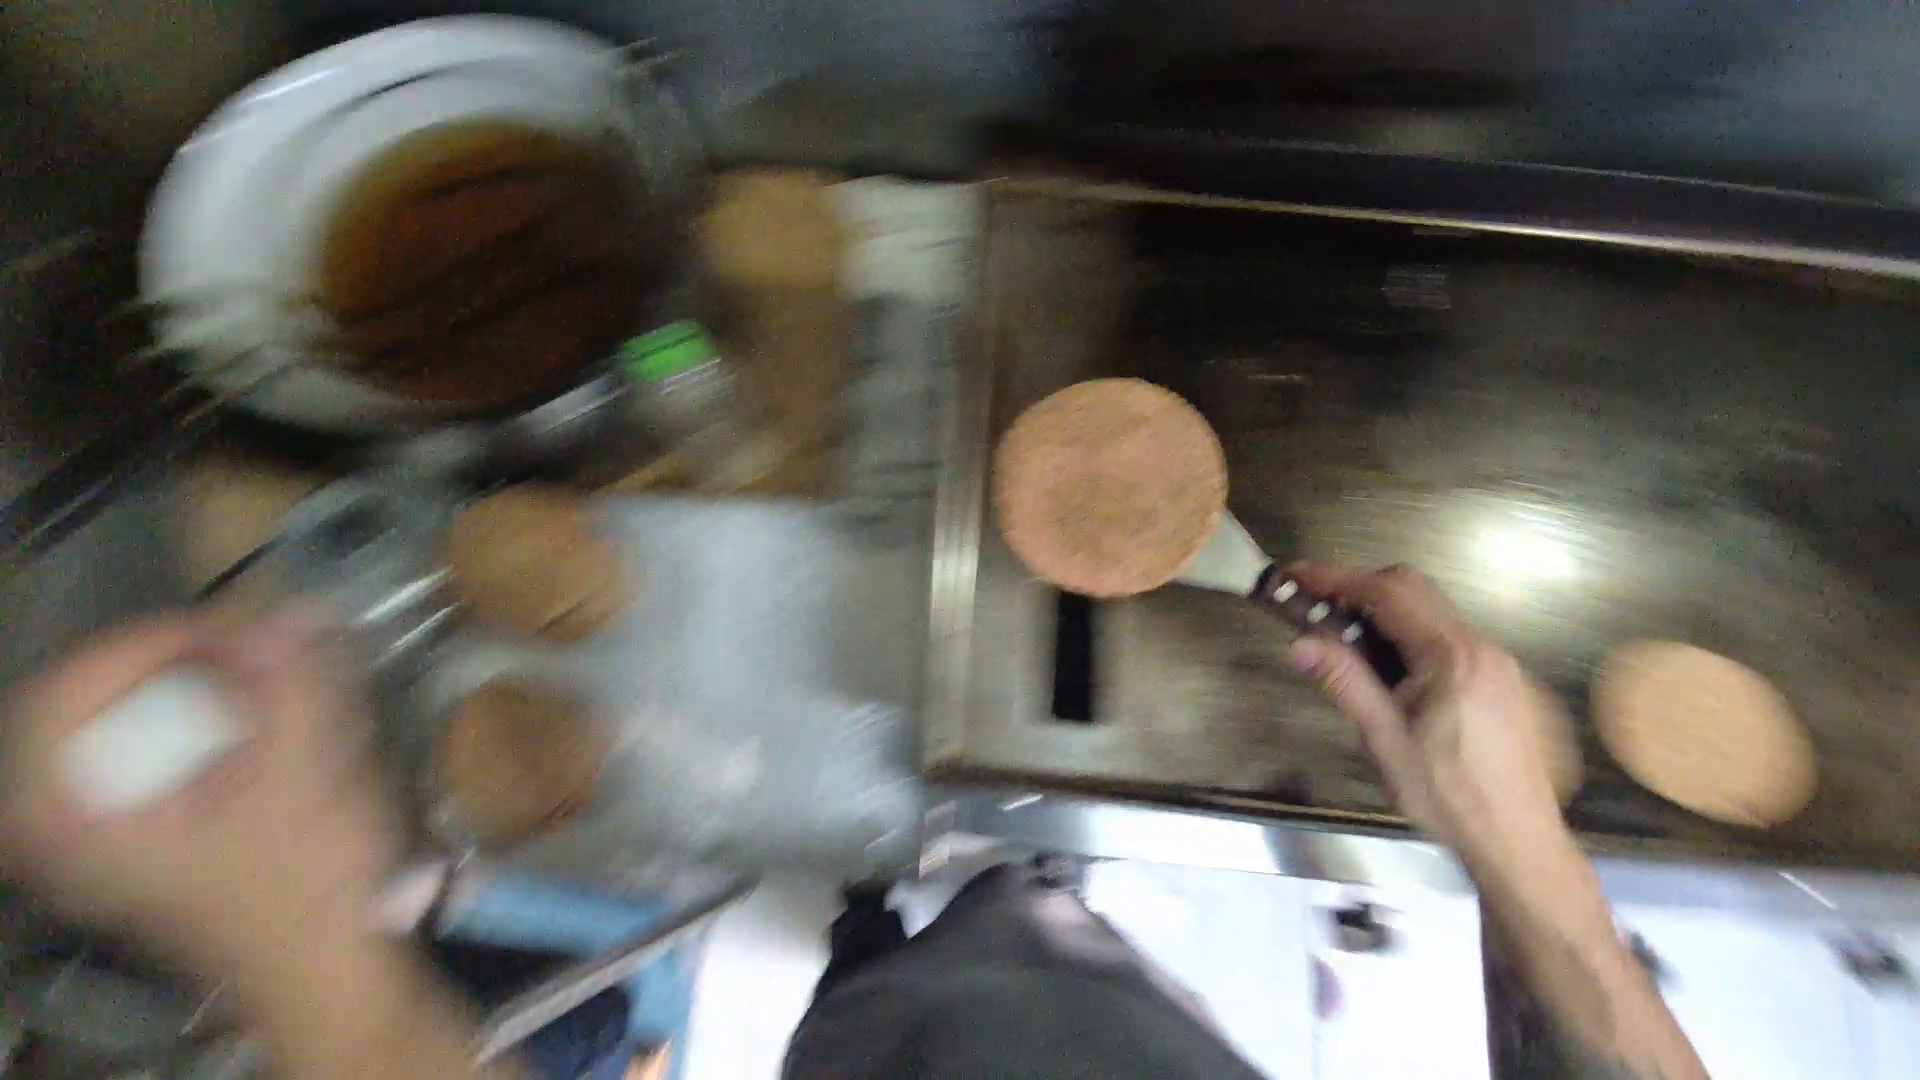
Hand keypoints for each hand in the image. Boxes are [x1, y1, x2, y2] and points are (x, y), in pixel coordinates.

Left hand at [0, 609, 401, 984]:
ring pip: (160, 722)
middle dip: (214, 670)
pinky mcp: (164, 829)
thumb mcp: (308, 777)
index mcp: (71, 811)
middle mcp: (71, 817)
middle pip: (121, 701)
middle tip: (287, 664)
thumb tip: (292, 613)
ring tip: (306, 704)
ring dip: (240, 696)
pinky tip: (301, 741)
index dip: (156, 643)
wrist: (331, 964)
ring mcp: (117, 827)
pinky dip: (244, 727)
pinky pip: (188, 750)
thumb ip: (296, 690)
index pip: (70, 688)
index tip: (243, 630)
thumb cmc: (306, 883)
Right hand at [1285, 563, 1571, 872]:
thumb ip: (1344, 682)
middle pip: (1411, 588)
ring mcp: (1493, 661)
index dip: (1335, 578)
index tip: (1295, 576)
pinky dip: (1403, 633)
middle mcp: (1479, 647)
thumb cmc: (1447, 795)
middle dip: (1357, 588)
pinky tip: (1382, 667)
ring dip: (1379, 611)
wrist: (1518, 844)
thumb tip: (1298, 642)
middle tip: (1312, 608)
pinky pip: (1443, 635)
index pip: (1387, 594)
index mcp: (1452, 657)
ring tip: (1338, 640)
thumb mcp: (1384, 740)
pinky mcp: (1497, 679)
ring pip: (1428, 610)